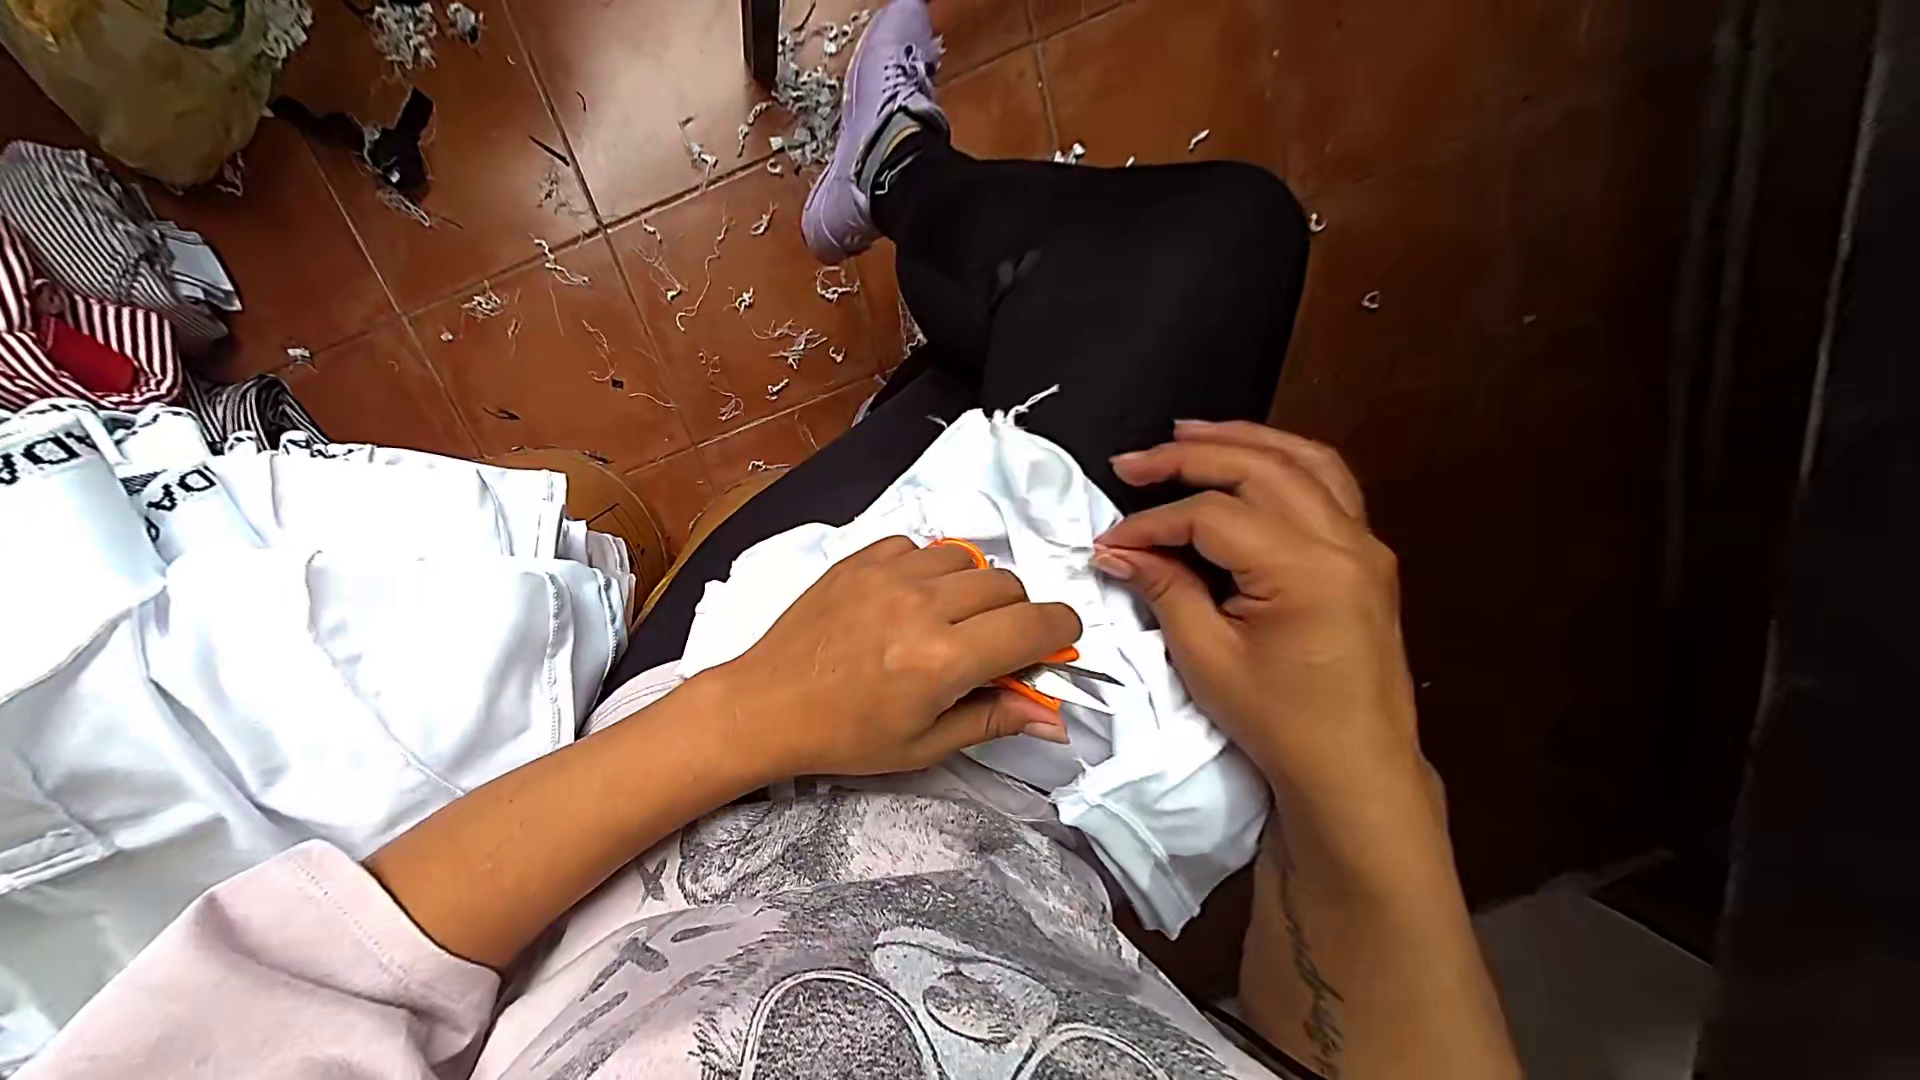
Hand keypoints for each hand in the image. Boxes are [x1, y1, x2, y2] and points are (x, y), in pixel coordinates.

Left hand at [706, 535, 1082, 778]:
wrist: (766, 705)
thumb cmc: (843, 735)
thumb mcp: (925, 744)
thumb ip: (995, 719)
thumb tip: (1052, 719)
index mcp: (942, 660)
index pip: (1035, 625)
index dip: (1061, 632)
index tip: (1057, 642)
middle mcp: (921, 606)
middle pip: (1010, 585)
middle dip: (1017, 615)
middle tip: (993, 645)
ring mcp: (889, 574)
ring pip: (969, 559)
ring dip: (975, 589)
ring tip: (950, 620)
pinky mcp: (862, 558)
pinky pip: (921, 546)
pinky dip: (930, 569)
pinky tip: (910, 599)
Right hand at [1093, 421, 1432, 822]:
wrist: (1355, 769)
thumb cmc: (1280, 722)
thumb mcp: (1207, 656)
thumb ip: (1164, 588)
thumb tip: (1118, 552)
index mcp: (1305, 570)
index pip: (1211, 516)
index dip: (1151, 524)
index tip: (1110, 544)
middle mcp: (1344, 541)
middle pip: (1257, 467)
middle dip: (1187, 456)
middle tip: (1133, 461)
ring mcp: (1364, 543)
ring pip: (1301, 459)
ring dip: (1240, 439)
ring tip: (1187, 431)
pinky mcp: (1366, 554)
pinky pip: (1326, 482)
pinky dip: (1281, 459)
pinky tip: (1250, 458)